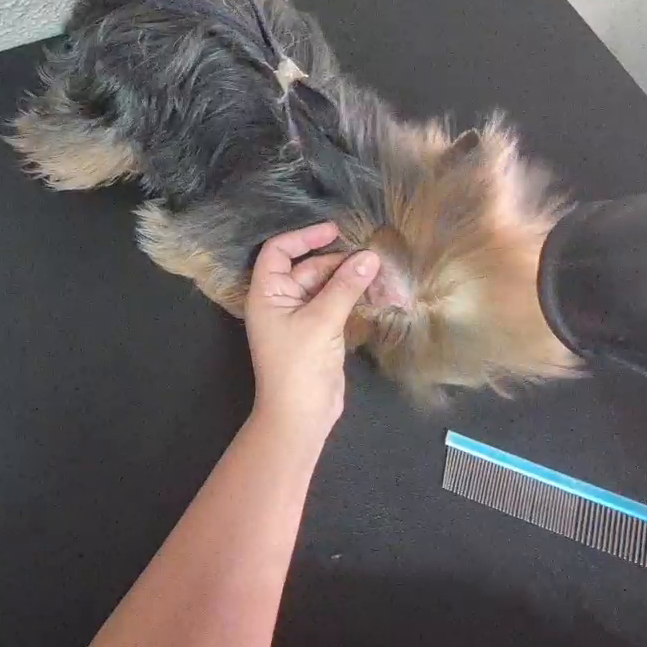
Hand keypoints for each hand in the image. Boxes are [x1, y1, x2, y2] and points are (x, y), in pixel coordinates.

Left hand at [243, 222, 379, 437]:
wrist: (300, 415)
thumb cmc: (298, 365)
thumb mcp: (322, 321)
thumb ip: (345, 287)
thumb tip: (370, 256)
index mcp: (266, 293)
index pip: (279, 251)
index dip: (304, 237)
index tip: (334, 231)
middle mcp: (280, 300)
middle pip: (307, 267)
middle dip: (337, 260)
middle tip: (371, 255)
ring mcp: (299, 316)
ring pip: (325, 285)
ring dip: (349, 278)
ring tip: (379, 271)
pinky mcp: (318, 330)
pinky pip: (334, 303)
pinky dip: (352, 295)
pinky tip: (376, 290)